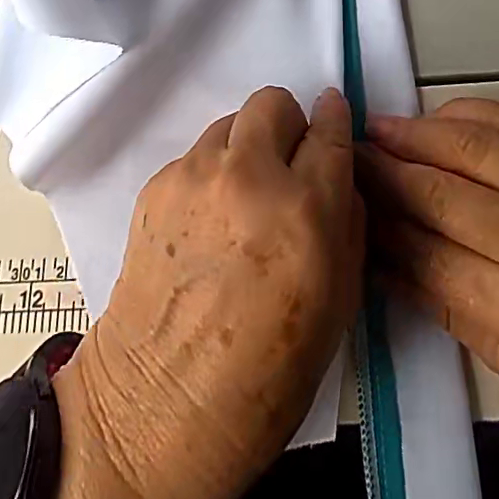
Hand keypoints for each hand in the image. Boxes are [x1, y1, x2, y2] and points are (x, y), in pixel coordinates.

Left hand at [52, 87, 364, 498]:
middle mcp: (246, 178)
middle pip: (270, 103)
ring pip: (229, 124)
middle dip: (286, 125)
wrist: (163, 395)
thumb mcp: (339, 302)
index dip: (335, 122)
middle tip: (287, 164)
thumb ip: (343, 222)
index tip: (334, 115)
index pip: (330, 133)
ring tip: (243, 200)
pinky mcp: (155, 185)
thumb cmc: (267, 371)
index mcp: (305, 212)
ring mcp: (193, 177)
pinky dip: (210, 175)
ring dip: (245, 149)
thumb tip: (334, 176)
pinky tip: (207, 223)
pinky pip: (195, 157)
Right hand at [357, 98, 498, 473]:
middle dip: (378, 174)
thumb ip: (449, 309)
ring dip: (408, 135)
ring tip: (370, 130)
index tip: (344, 208)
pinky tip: (431, 120)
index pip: (425, 256)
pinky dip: (463, 114)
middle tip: (340, 159)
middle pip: (436, 194)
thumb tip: (379, 258)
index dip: (376, 229)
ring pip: (466, 148)